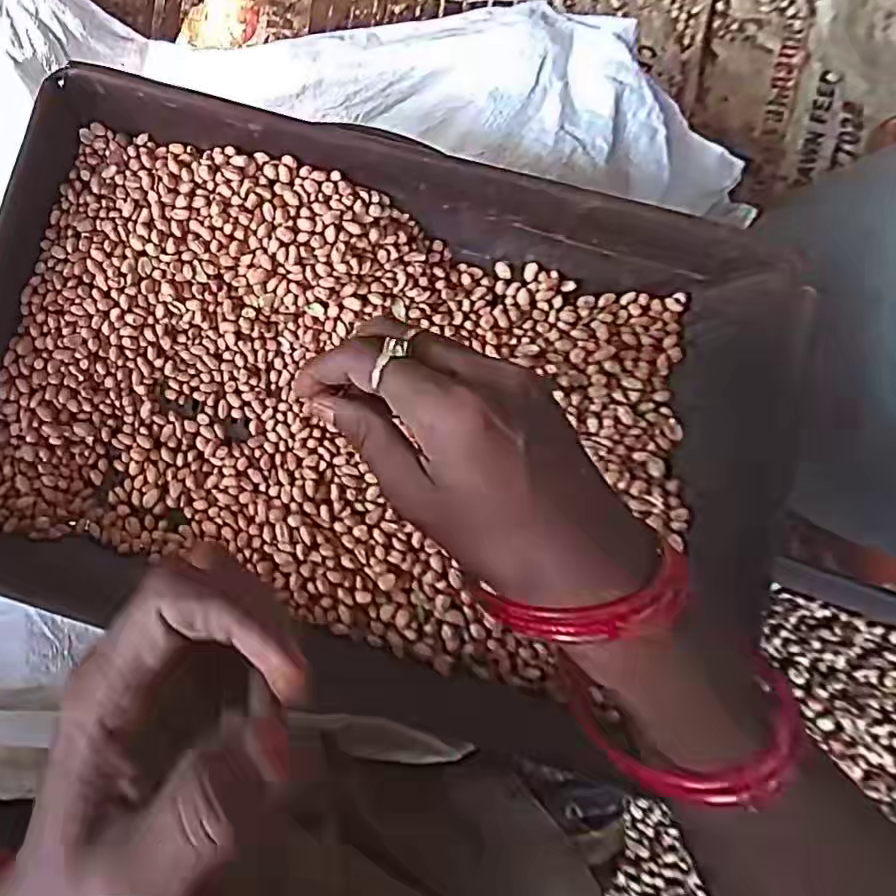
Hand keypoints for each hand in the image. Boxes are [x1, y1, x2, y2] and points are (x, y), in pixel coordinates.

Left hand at [0, 549, 306, 895]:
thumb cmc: (85, 884)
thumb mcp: (135, 871)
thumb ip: (199, 816)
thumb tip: (275, 744)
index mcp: (106, 685)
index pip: (166, 600)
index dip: (234, 614)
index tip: (292, 677)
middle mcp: (129, 658)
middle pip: (193, 578)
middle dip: (255, 613)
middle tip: (294, 688)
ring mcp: (155, 666)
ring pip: (214, 596)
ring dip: (264, 631)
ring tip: (282, 703)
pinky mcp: (179, 686)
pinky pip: (228, 637)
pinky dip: (263, 654)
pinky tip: (272, 706)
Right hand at [291, 315, 656, 610]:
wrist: (591, 563)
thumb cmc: (492, 539)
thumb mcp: (413, 494)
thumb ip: (367, 435)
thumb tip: (325, 402)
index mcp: (450, 407)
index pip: (367, 357)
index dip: (324, 367)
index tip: (304, 391)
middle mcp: (482, 374)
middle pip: (394, 332)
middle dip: (351, 355)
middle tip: (329, 394)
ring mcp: (509, 373)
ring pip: (424, 341)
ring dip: (384, 361)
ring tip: (364, 403)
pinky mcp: (525, 383)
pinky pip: (455, 358)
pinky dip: (418, 370)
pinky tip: (407, 407)